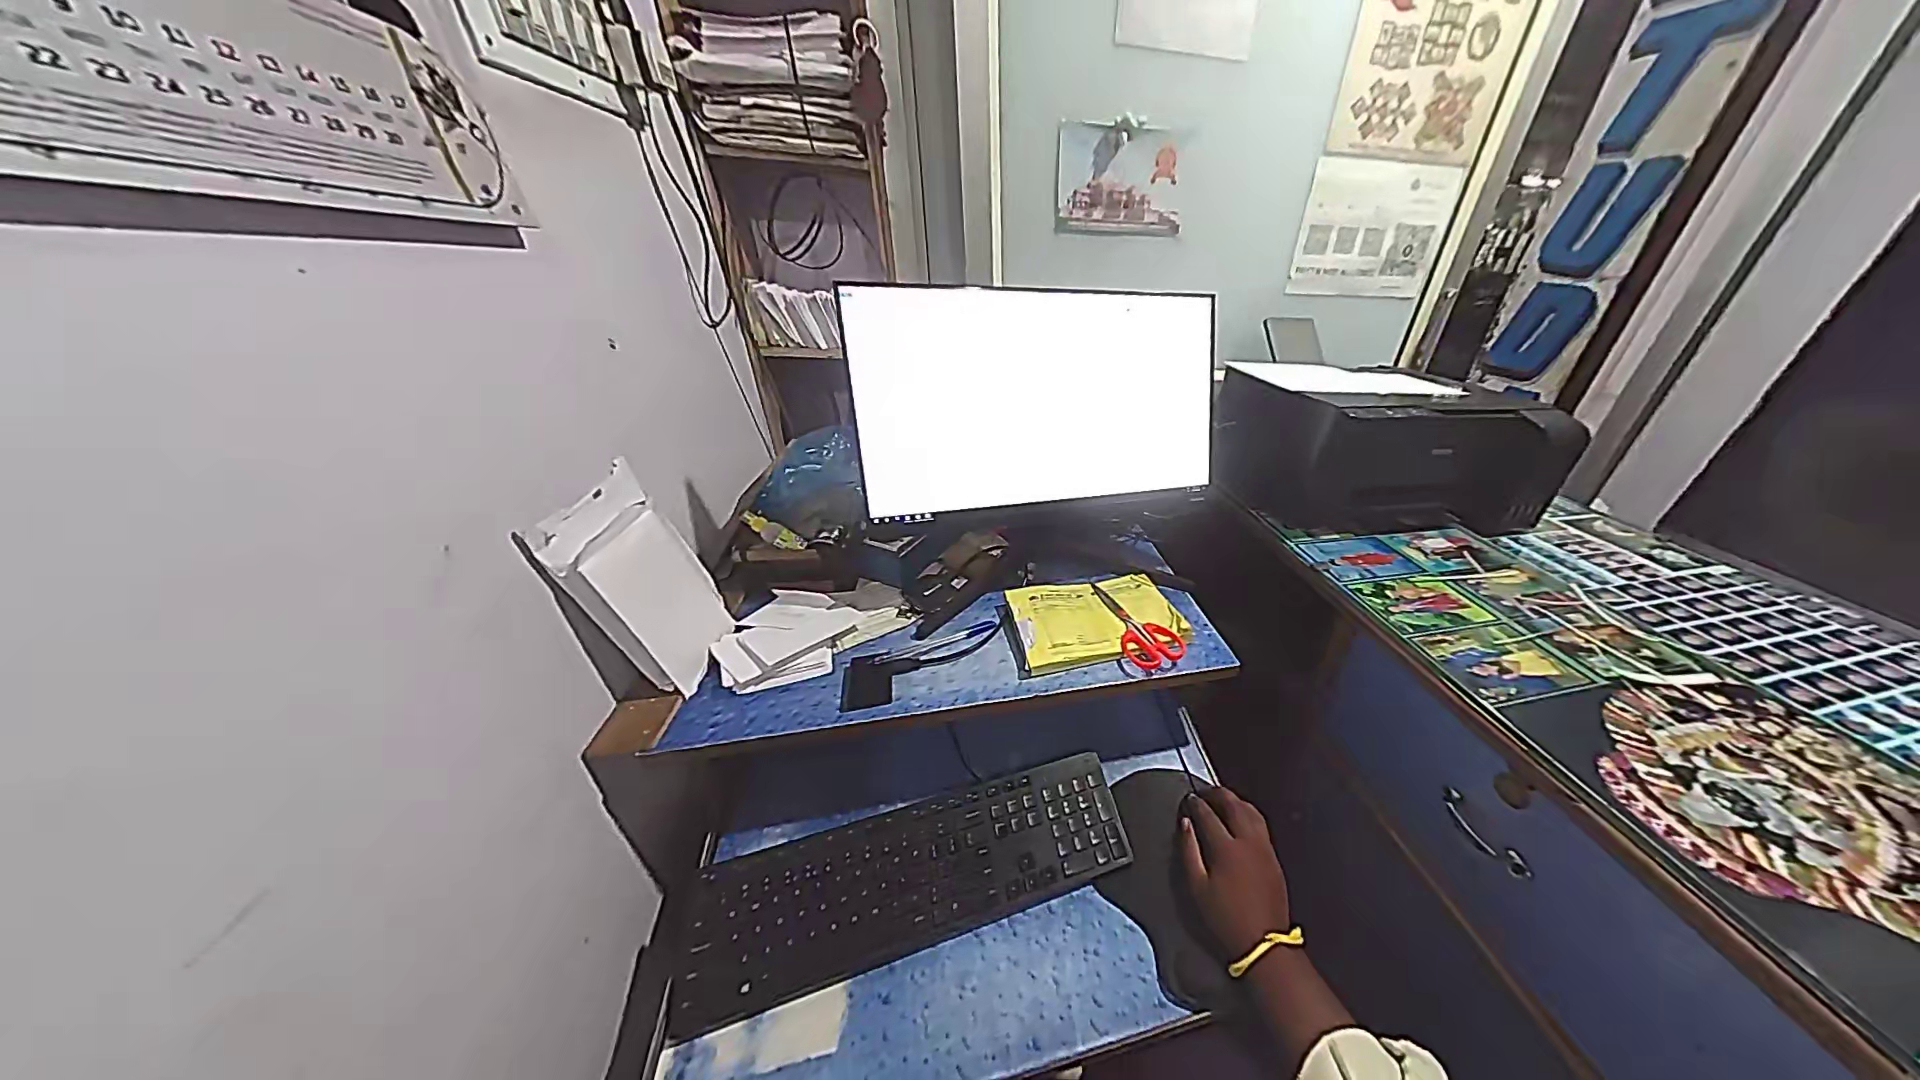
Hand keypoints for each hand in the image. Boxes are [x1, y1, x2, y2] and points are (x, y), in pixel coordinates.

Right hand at [1178, 785, 1291, 958]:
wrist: (1263, 943)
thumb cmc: (1224, 917)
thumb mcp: (1196, 886)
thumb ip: (1188, 850)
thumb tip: (1185, 823)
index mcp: (1226, 848)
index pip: (1208, 814)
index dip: (1195, 803)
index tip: (1187, 800)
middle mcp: (1248, 842)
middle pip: (1233, 804)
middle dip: (1216, 794)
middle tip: (1203, 793)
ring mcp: (1264, 848)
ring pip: (1251, 811)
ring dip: (1234, 800)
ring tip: (1221, 799)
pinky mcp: (1274, 857)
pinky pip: (1261, 824)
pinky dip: (1247, 812)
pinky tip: (1240, 817)